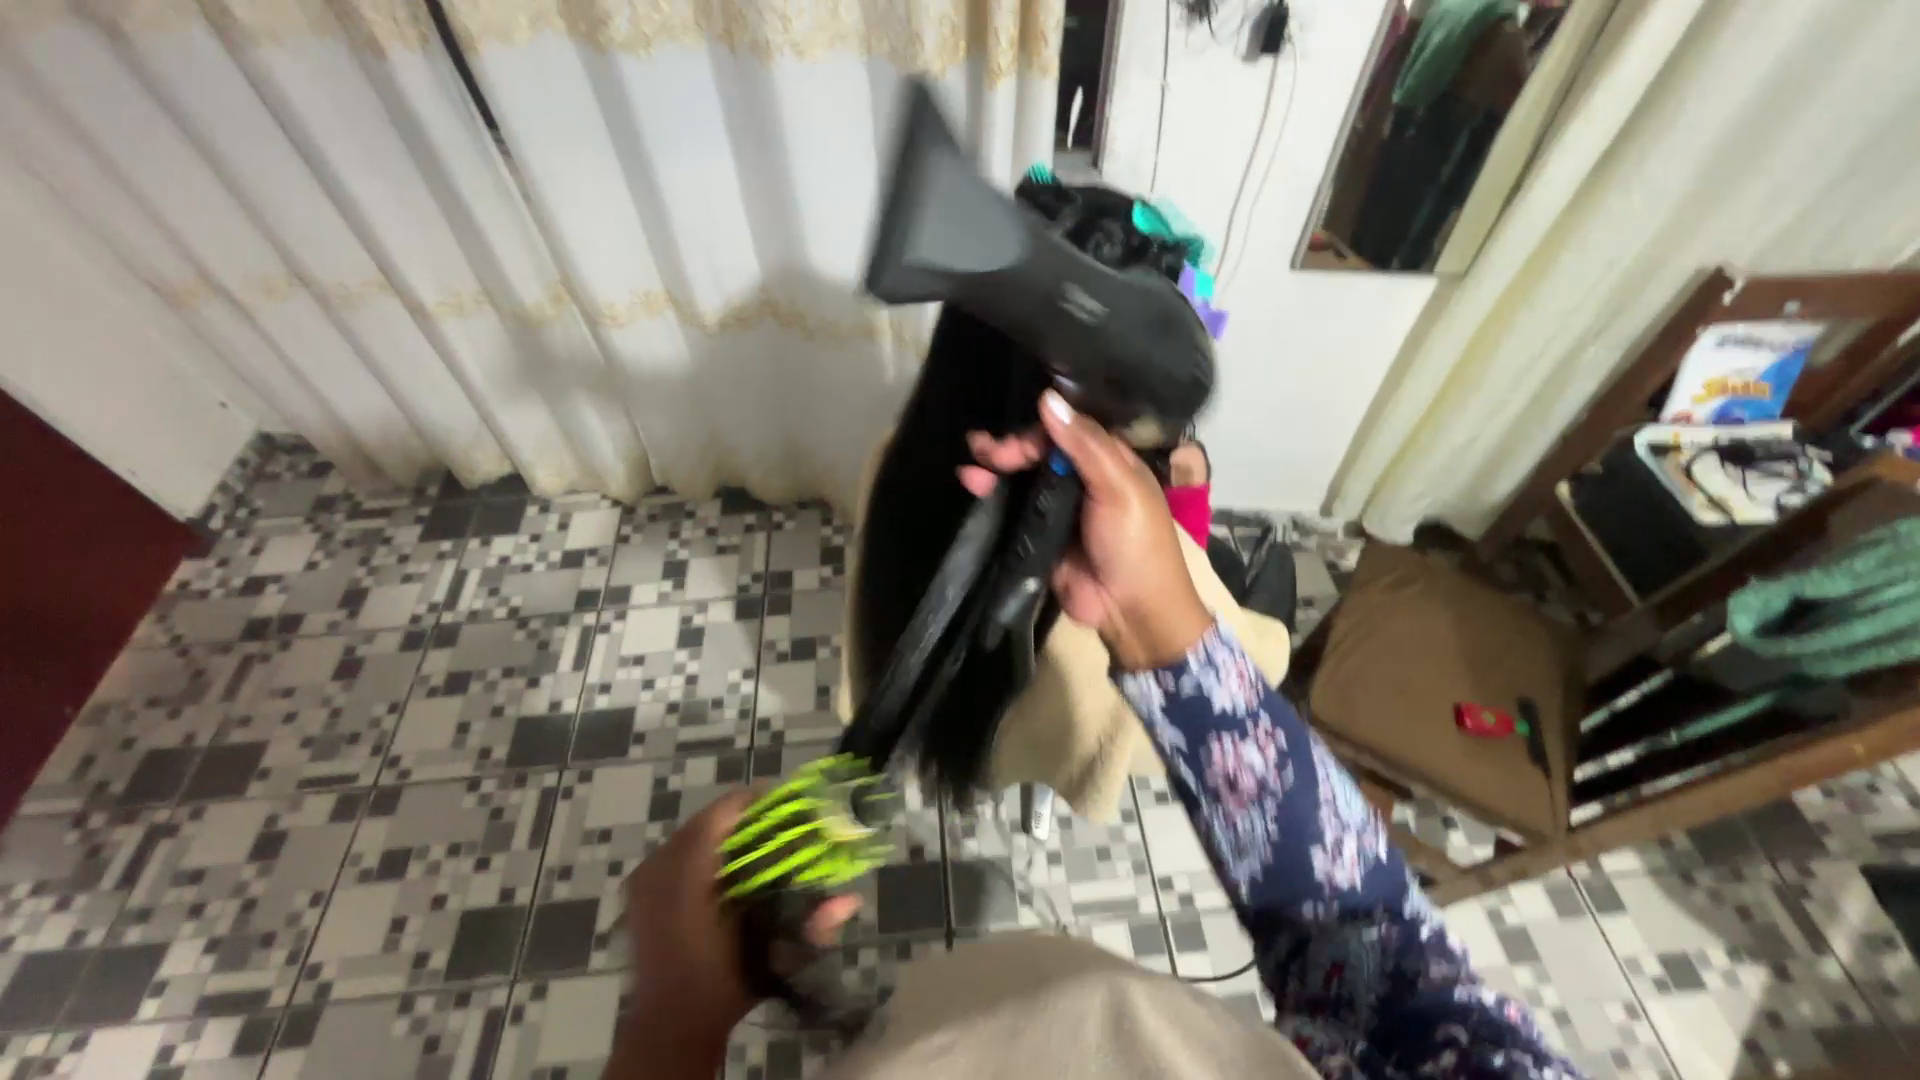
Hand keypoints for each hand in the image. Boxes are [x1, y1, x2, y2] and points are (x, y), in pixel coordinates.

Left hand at [617, 792, 860, 1062]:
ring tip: (755, 843)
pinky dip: (703, 849)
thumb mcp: (771, 959)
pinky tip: (725, 867)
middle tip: (779, 825)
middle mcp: (661, 868)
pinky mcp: (638, 886)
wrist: (668, 1023)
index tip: (791, 804)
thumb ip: (809, 928)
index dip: (758, 802)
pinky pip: (676, 849)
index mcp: (690, 879)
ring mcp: (644, 876)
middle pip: (708, 819)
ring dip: (724, 833)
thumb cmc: (722, 986)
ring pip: (692, 832)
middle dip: (745, 818)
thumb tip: (851, 900)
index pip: (723, 815)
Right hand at [958, 390, 1212, 669]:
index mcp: (1109, 461)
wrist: (1129, 608)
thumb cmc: (1136, 542)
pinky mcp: (1038, 535)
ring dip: (994, 468)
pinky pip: (1012, 510)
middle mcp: (1081, 478)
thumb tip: (1048, 397)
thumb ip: (1084, 444)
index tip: (1017, 440)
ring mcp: (1058, 507)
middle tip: (987, 454)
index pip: (1067, 430)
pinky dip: (991, 495)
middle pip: (1038, 451)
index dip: (1039, 428)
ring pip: (1021, 478)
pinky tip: (973, 485)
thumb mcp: (1119, 486)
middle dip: (1010, 448)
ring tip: (971, 468)